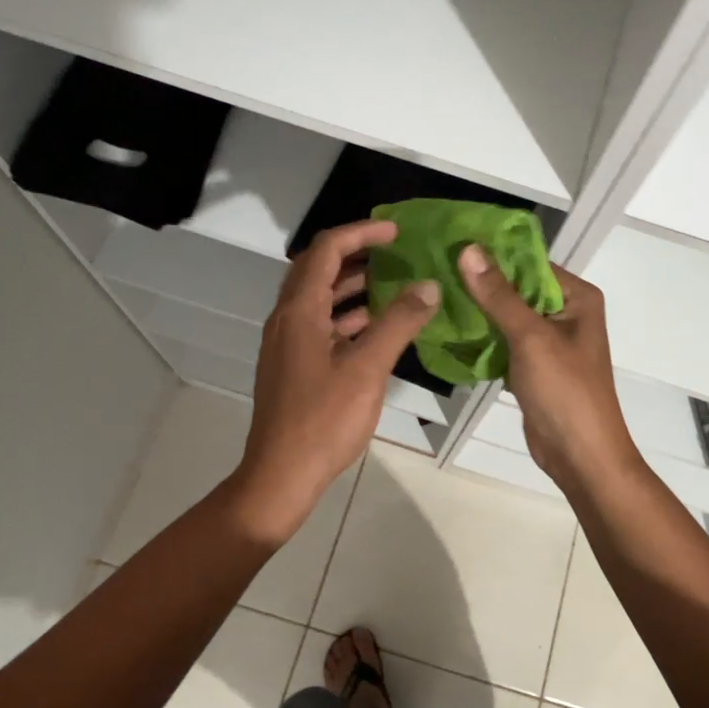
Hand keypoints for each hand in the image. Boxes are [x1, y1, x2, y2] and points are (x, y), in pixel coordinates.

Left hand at [238, 220, 438, 536]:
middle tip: (394, 252)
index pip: (326, 250)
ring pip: (319, 298)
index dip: (361, 233)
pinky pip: (320, 323)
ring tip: (393, 283)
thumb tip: (427, 286)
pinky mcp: (293, 365)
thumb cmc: (323, 420)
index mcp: (299, 311)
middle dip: (355, 254)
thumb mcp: (367, 369)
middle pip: (317, 269)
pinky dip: (348, 315)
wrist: (281, 475)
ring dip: (352, 285)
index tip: (396, 231)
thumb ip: (398, 323)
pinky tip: (377, 327)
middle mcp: (287, 319)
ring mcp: (288, 343)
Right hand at [457, 245, 634, 484]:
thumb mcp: (530, 337)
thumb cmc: (565, 391)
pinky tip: (447, 328)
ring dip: (477, 310)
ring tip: (434, 293)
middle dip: (480, 282)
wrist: (580, 455)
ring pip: (507, 315)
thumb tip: (469, 249)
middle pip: (517, 287)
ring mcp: (549, 340)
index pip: (531, 262)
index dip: (494, 253)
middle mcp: (566, 312)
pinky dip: (481, 337)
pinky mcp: (533, 365)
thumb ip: (499, 295)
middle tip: (433, 268)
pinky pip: (503, 340)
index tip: (450, 243)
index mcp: (578, 297)